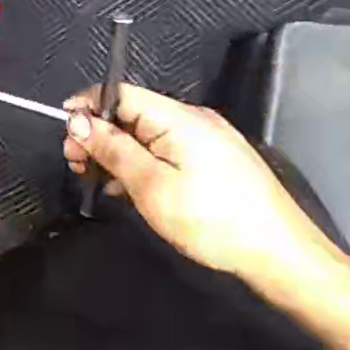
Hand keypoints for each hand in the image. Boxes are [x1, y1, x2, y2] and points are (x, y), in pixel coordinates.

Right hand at [63, 85, 338, 286]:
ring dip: (118, 151)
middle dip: (99, 134)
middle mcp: (193, 119)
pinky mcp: (215, 159)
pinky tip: (131, 189)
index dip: (87, 106)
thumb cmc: (217, 223)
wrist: (283, 258)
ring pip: (146, 133)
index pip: (118, 92)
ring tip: (101, 180)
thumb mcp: (150, 185)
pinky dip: (142, 162)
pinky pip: (166, 149)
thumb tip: (79, 121)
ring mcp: (207, 138)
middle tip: (77, 162)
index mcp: (177, 117)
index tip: (66, 130)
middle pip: (130, 113)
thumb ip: (111, 148)